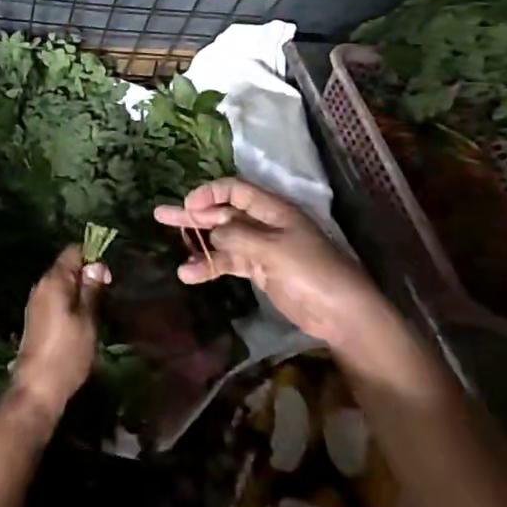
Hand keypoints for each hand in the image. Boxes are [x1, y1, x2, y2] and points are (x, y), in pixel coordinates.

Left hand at [11, 245, 109, 417]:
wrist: (38, 382)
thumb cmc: (68, 351)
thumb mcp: (87, 320)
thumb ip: (91, 290)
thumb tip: (97, 264)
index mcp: (53, 280)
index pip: (72, 252)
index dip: (91, 256)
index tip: (108, 274)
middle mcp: (41, 284)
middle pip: (66, 267)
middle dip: (87, 274)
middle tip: (108, 293)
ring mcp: (37, 299)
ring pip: (62, 283)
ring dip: (80, 289)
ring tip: (99, 306)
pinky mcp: (37, 314)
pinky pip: (56, 297)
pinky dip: (70, 301)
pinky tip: (83, 317)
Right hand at [154, 179, 390, 348]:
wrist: (345, 316)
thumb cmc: (313, 273)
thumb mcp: (273, 249)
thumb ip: (236, 236)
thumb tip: (211, 232)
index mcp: (273, 211)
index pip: (234, 190)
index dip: (208, 193)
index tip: (187, 205)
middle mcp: (264, 224)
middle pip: (222, 212)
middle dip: (192, 214)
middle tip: (161, 214)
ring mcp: (260, 247)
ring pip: (220, 238)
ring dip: (197, 242)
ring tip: (171, 244)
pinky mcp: (259, 270)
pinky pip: (227, 262)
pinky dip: (209, 266)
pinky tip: (189, 274)